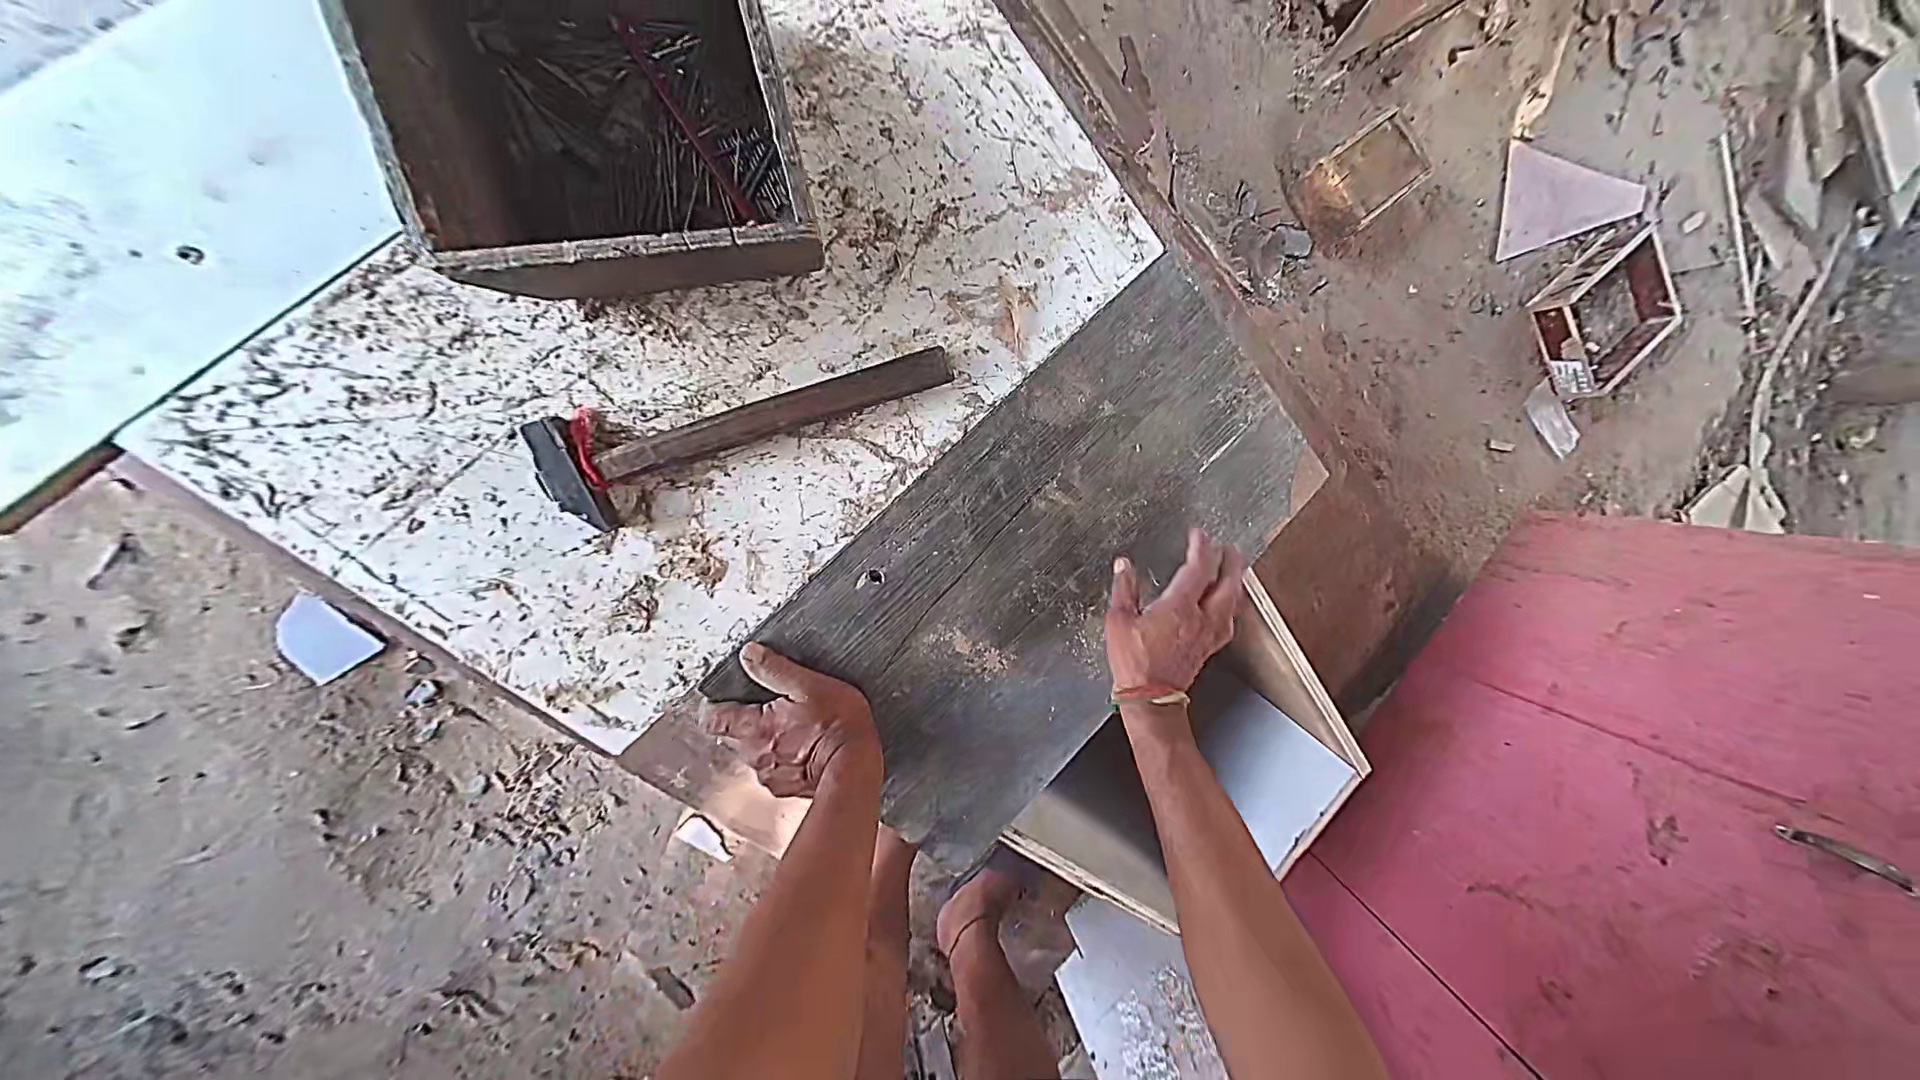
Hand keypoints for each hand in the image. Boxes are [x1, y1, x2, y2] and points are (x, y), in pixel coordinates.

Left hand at [701, 643, 881, 797]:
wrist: (857, 767)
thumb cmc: (838, 726)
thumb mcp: (809, 685)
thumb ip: (775, 668)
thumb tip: (750, 654)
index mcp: (755, 727)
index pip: (711, 720)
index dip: (712, 708)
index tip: (720, 700)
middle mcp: (754, 754)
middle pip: (731, 737)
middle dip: (743, 723)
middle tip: (767, 709)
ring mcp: (769, 775)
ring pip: (753, 754)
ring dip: (764, 742)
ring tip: (791, 729)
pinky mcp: (785, 788)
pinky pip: (774, 770)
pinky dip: (782, 760)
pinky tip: (803, 749)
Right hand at [1106, 528, 1246, 693]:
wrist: (1150, 697)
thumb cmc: (1134, 662)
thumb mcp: (1118, 621)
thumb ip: (1124, 589)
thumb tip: (1124, 566)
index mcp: (1179, 607)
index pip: (1199, 568)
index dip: (1201, 546)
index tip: (1199, 535)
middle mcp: (1201, 618)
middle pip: (1227, 582)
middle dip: (1229, 560)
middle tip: (1227, 547)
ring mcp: (1209, 634)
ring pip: (1233, 600)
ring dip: (1235, 580)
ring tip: (1233, 570)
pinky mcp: (1210, 647)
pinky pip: (1229, 619)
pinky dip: (1232, 603)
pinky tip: (1227, 604)